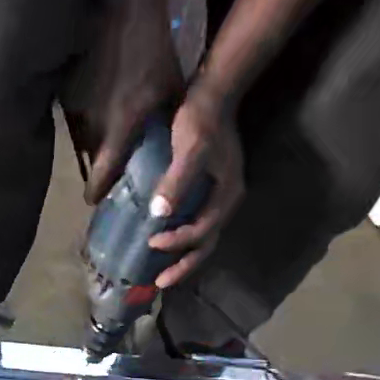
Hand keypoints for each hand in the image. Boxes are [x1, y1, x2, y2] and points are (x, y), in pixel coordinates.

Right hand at [83, 1, 182, 203]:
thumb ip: (170, 127)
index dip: (97, 191)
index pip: (101, 173)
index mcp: (120, 127)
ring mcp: (78, 103)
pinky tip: (99, 108)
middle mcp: (94, 120)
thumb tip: (175, 154)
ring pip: (83, 134)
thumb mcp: (172, 93)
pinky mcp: (69, 86)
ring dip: (93, 140)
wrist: (126, 8)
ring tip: (105, 138)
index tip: (95, 201)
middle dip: (99, 165)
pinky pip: (77, 113)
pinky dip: (87, 116)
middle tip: (109, 170)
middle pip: (91, 156)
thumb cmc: (155, 52)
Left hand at [147, 93, 244, 289]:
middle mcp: (227, 203)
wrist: (214, 95)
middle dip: (183, 266)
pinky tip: (167, 242)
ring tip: (162, 274)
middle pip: (207, 245)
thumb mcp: (190, 151)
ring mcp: (220, 198)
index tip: (152, 242)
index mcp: (227, 197)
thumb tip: (159, 215)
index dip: (177, 241)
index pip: (201, 232)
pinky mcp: (211, 191)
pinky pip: (199, 224)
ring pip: (204, 238)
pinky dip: (184, 239)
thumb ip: (176, 183)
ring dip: (184, 257)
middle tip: (159, 284)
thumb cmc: (201, 121)